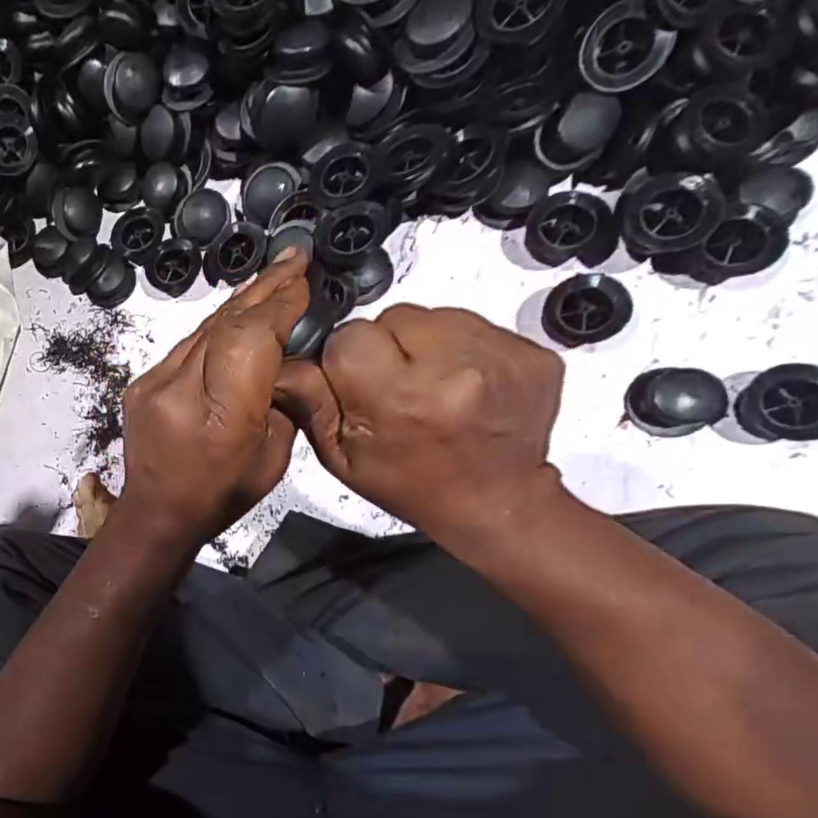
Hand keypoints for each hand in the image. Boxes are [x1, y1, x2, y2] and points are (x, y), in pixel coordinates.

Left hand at [118, 249, 310, 547]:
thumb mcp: (271, 458)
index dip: (278, 306)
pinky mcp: (142, 383)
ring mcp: (154, 385)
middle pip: (226, 324)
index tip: (301, 283)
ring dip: (241, 303)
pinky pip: (186, 344)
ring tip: (272, 278)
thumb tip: (287, 356)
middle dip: (264, 289)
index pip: (251, 339)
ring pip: (204, 329)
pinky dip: (215, 327)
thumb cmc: (219, 494)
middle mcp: (180, 394)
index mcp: (221, 419)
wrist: (158, 512)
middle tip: (293, 259)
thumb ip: (281, 402)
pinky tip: (236, 314)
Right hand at [275, 304, 563, 539]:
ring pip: (436, 315)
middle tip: (399, 390)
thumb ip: (313, 405)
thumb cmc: (417, 486)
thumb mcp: (344, 459)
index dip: (347, 358)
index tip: (360, 384)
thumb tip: (288, 367)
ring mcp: (497, 358)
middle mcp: (452, 371)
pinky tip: (462, 385)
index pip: (351, 335)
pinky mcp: (529, 353)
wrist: (493, 502)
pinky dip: (464, 349)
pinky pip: (476, 325)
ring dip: (426, 344)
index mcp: (399, 399)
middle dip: (387, 347)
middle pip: (394, 317)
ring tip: (433, 388)